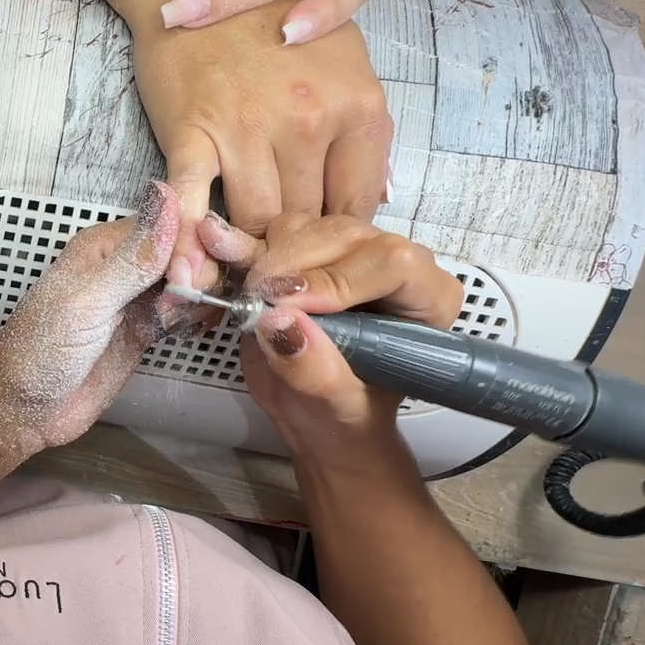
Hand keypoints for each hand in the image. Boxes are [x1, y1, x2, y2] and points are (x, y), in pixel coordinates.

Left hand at [0, 182, 177, 448]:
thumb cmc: (40, 353)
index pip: (164, 225)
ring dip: (199, 294)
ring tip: (183, 318)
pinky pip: (182, 312)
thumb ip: (132, 258)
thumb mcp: (88, 303)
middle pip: (182, 251)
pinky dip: (194, 316)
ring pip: (187, 281)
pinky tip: (191, 328)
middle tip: (183, 302)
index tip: (187, 278)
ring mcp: (134, 300)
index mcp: (101, 248)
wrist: (27, 411)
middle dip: (196, 271)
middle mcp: (121, 267)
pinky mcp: (143, 330)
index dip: (185, 246)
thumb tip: (165, 196)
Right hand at [134, 5, 393, 286]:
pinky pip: (192, 205)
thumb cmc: (268, 21)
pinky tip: (189, 274)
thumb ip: (359, 131)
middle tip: (274, 266)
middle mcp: (306, 122)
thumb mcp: (340, 60)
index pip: (354, 203)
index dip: (333, 237)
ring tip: (238, 266)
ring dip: (245, 250)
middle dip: (290, 248)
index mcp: (356, 104)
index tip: (316, 250)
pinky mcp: (190, 137)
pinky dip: (189, 246)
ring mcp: (245, 132)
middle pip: (304, 219)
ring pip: (254, 222)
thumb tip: (372, 194)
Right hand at [193, 213, 462, 461]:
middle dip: (288, 266)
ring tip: (246, 300)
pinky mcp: (303, 250)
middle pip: (340, 235)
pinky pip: (268, 234)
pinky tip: (219, 255)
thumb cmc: (339, 416)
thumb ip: (313, 370)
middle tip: (253, 304)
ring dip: (263, 259)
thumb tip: (278, 320)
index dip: (334, 278)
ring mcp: (344, 251)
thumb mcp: (332, 408)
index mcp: (425, 298)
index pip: (392, 262)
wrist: (313, 412)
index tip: (284, 306)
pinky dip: (239, 248)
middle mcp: (390, 263)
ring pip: (302, 228)